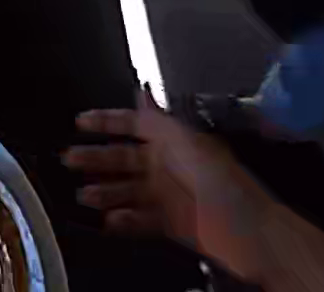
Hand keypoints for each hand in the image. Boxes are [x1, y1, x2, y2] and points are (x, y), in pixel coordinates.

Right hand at [63, 92, 272, 279]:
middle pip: (122, 158)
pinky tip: (109, 221)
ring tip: (83, 195)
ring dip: (105, 191)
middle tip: (69, 159)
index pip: (129, 124)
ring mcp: (168, 194)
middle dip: (96, 158)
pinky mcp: (173, 225)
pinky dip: (125, 220)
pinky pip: (141, 219)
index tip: (80, 121)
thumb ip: (157, 118)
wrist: (254, 235)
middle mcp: (165, 163)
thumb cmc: (221, 181)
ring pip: (127, 190)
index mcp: (168, 139)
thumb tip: (139, 87)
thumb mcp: (185, 141)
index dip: (105, 121)